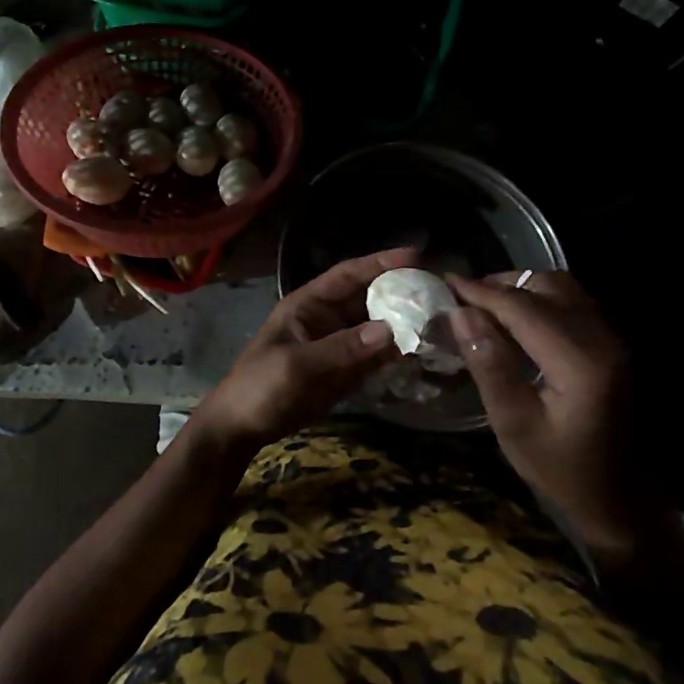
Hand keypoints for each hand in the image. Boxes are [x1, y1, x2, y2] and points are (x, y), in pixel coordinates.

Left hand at [185, 248, 419, 453]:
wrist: (242, 427)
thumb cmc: (260, 386)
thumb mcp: (296, 365)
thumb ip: (341, 348)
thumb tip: (390, 330)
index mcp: (309, 305)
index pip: (348, 275)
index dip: (380, 263)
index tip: (415, 256)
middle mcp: (328, 319)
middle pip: (370, 298)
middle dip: (401, 292)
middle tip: (439, 290)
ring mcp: (339, 345)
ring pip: (378, 327)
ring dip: (405, 322)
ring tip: (441, 317)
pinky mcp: (346, 371)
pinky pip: (376, 356)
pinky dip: (398, 352)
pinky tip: (423, 348)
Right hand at [447, 271, 637, 546]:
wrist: (619, 495)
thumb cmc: (561, 468)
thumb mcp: (513, 424)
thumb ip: (488, 365)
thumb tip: (460, 314)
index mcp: (579, 362)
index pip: (523, 308)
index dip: (481, 292)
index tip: (446, 282)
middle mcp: (602, 338)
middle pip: (546, 287)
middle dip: (500, 285)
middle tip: (462, 296)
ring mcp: (612, 338)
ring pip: (563, 288)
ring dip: (522, 288)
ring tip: (485, 302)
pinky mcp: (611, 344)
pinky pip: (573, 303)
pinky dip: (540, 299)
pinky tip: (516, 317)